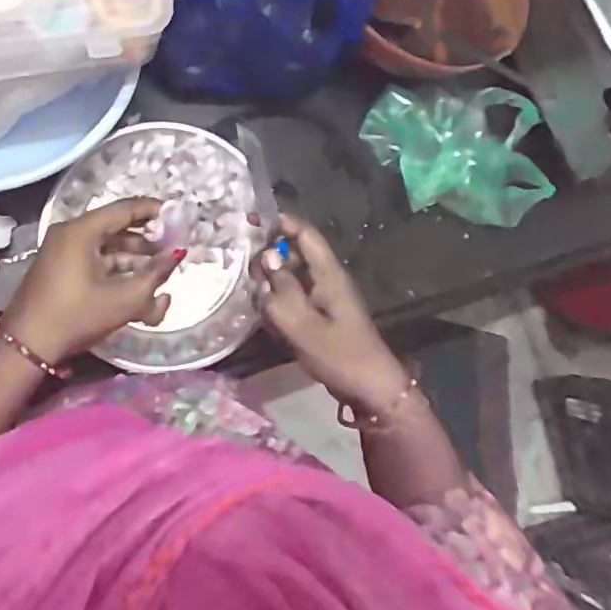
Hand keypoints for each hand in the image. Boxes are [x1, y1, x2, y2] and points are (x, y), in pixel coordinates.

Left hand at [5, 198, 184, 362]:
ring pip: (108, 245)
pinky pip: (96, 258)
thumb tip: (178, 254)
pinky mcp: (62, 268)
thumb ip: (156, 274)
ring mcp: (64, 251)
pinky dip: (117, 267)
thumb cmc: (76, 317)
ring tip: (159, 272)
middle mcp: (71, 233)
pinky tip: (137, 284)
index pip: (125, 208)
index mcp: (82, 230)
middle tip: (172, 247)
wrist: (26, 349)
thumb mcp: (124, 298)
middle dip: (147, 238)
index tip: (178, 218)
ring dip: (135, 257)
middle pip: (118, 226)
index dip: (154, 211)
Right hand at [258, 215, 409, 413]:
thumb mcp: (304, 324)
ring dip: (272, 279)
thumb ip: (281, 290)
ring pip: (292, 276)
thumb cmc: (340, 354)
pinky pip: (295, 297)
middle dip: (269, 253)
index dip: (281, 222)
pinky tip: (262, 309)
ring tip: (245, 283)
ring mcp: (324, 297)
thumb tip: (266, 258)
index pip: (305, 233)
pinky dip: (279, 299)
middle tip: (240, 259)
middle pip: (295, 253)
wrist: (371, 390)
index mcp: (328, 272)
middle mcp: (326, 278)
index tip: (252, 219)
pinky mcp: (320, 316)